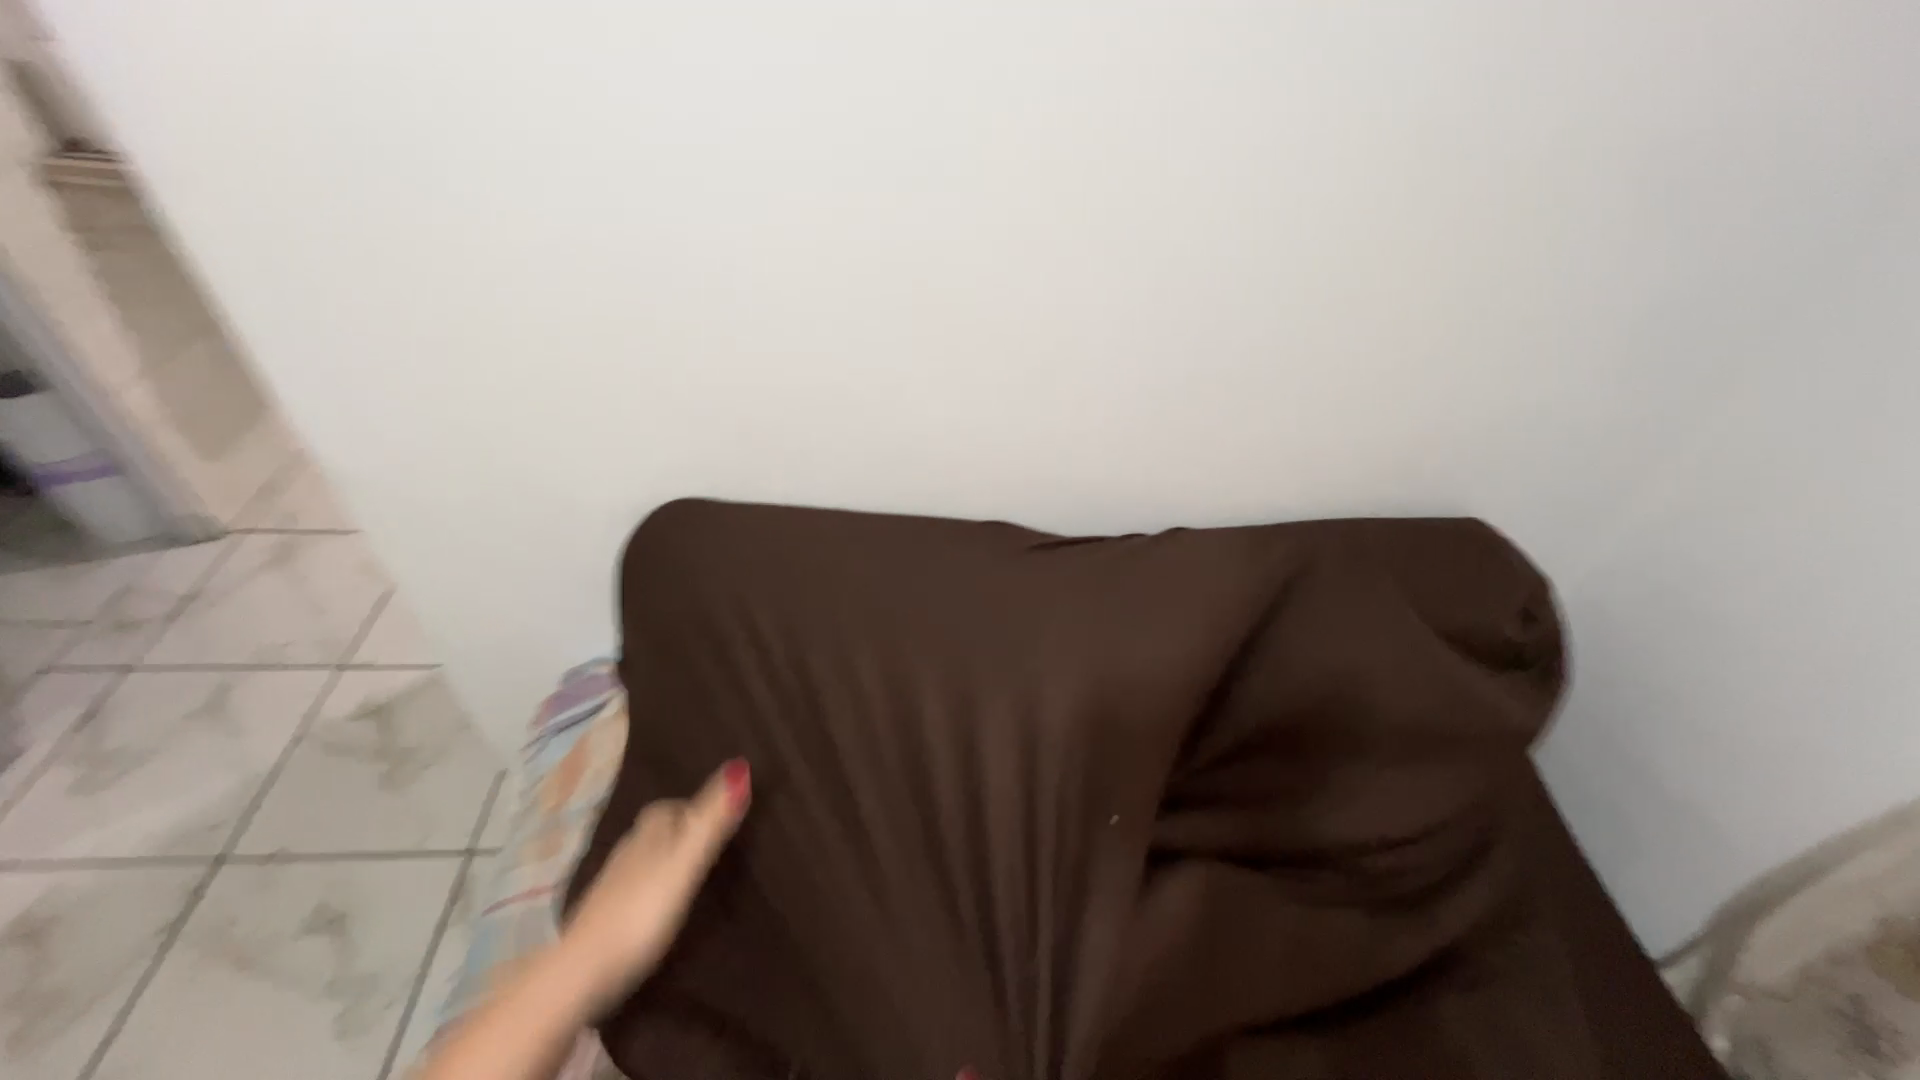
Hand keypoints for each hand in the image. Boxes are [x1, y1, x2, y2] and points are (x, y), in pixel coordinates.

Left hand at [559, 758, 751, 1009]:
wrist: (581, 971)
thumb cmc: (641, 912)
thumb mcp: (685, 863)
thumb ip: (712, 821)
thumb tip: (740, 767)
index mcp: (648, 836)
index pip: (669, 808)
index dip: (692, 807)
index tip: (718, 816)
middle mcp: (628, 853)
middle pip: (654, 832)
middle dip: (679, 832)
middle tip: (708, 846)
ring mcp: (612, 887)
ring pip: (643, 860)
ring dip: (665, 861)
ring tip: (691, 876)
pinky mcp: (604, 918)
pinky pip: (634, 890)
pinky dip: (651, 890)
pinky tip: (660, 909)